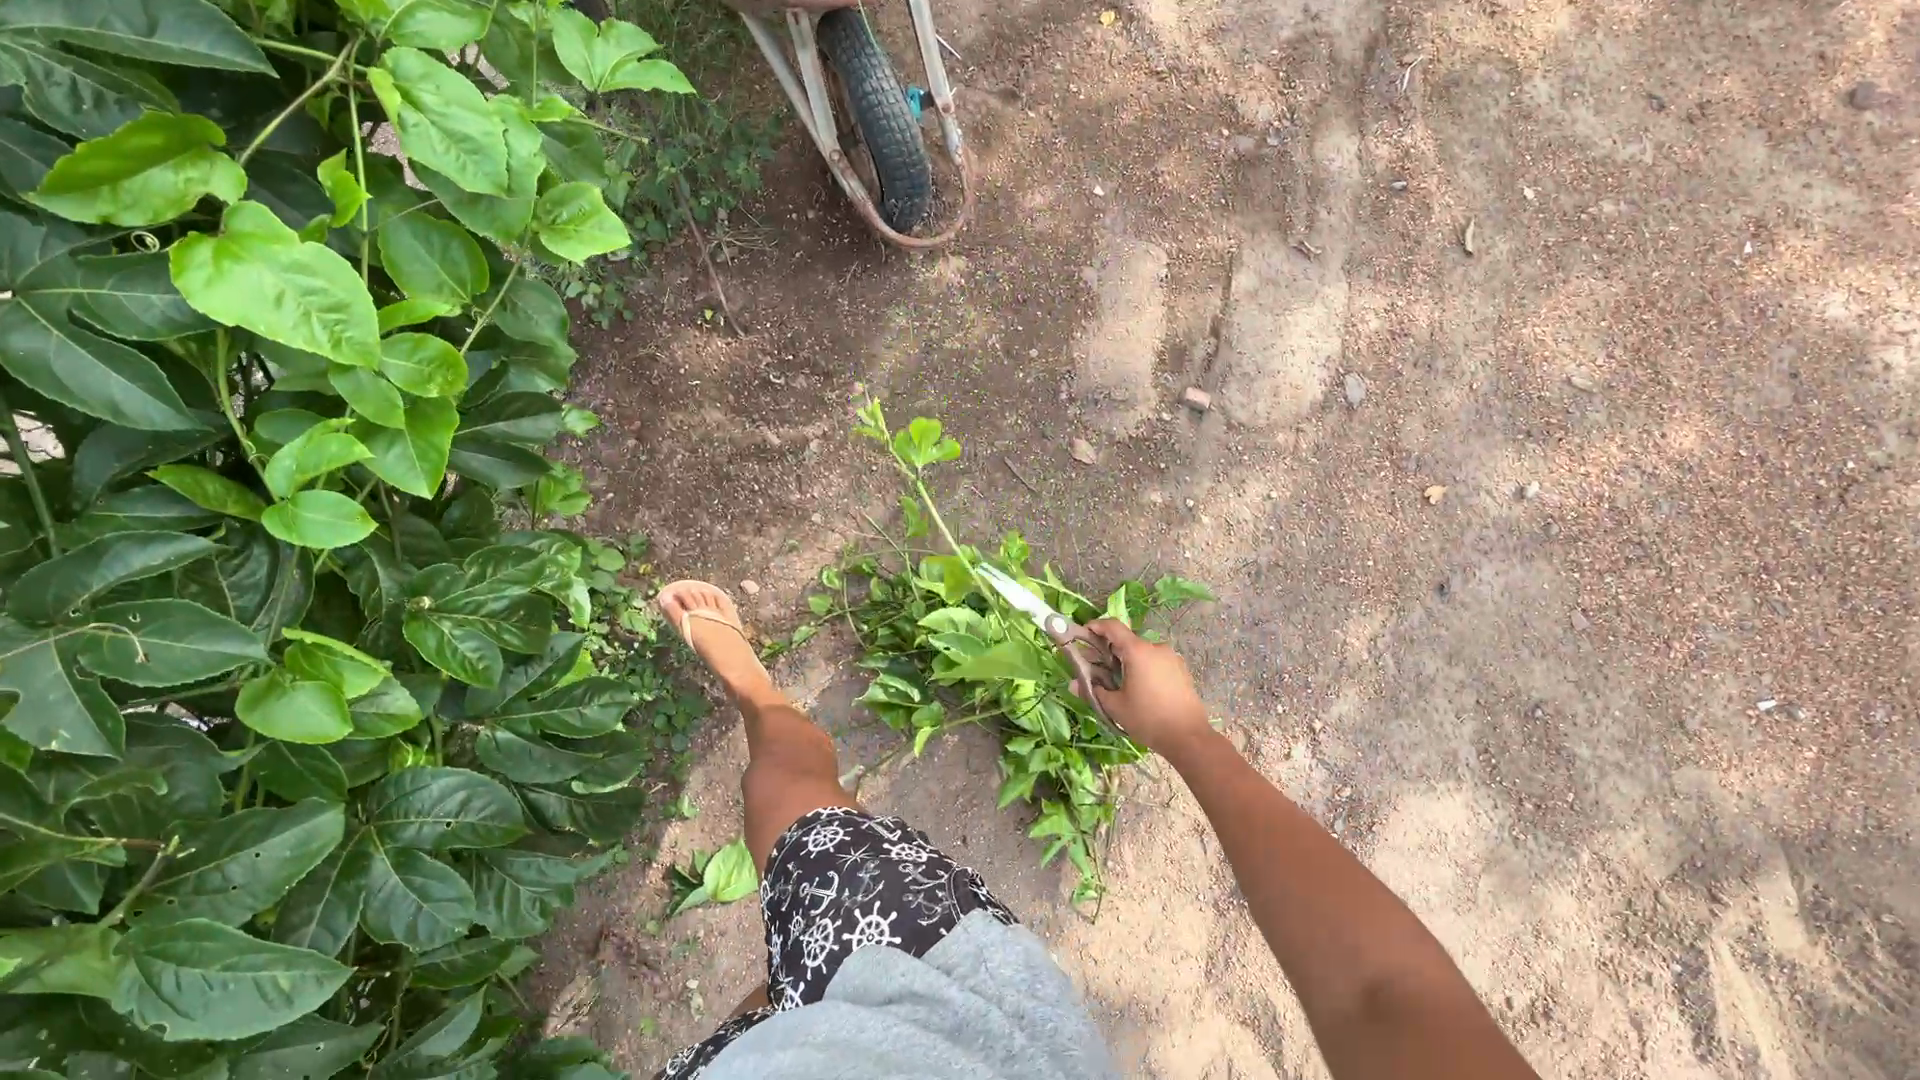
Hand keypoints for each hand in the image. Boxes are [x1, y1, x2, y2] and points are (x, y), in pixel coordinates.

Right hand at [1078, 619, 1212, 756]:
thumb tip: (1073, 685)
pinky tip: (1139, 688)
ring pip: (1142, 653)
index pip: (1113, 626)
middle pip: (1127, 641)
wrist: (1188, 737)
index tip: (1084, 633)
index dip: (1096, 626)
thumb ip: (1094, 691)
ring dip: (1127, 661)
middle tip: (1096, 667)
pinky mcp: (1181, 669)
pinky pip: (1156, 662)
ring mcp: (1171, 658)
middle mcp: (1156, 648)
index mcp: (1138, 651)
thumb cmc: (1148, 719)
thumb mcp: (1115, 707)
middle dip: (1109, 650)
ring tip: (1118, 681)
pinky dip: (1143, 668)